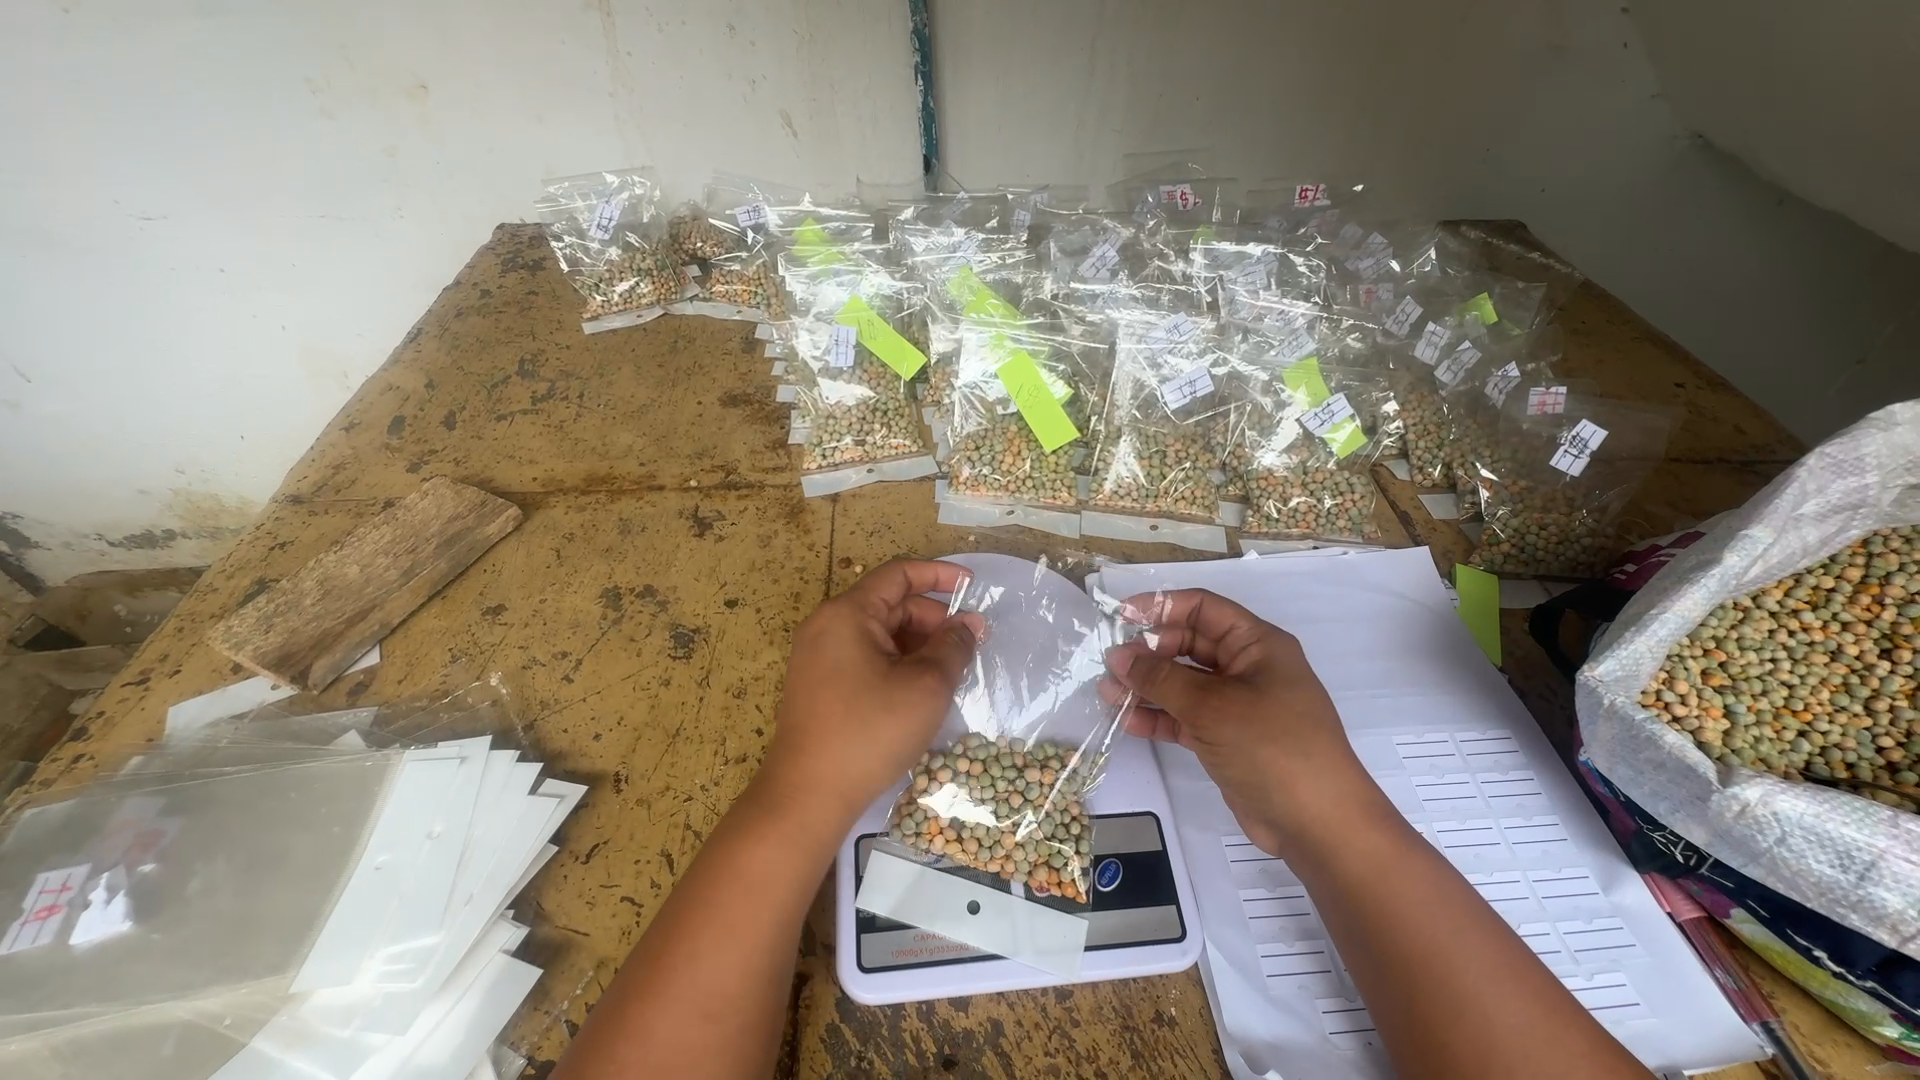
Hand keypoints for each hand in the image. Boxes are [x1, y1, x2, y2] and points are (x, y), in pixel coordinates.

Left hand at [761, 560, 983, 826]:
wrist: (807, 794)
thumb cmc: (870, 732)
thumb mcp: (926, 686)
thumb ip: (952, 647)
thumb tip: (967, 626)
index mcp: (848, 613)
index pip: (899, 574)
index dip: (940, 575)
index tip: (973, 587)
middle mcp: (828, 626)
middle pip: (890, 605)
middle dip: (934, 619)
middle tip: (972, 645)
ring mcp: (819, 657)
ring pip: (880, 635)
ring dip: (919, 644)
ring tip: (952, 671)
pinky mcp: (820, 685)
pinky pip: (866, 658)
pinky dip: (898, 663)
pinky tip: (922, 689)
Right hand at [1100, 588, 1377, 855]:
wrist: (1317, 823)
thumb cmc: (1271, 746)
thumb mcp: (1211, 705)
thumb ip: (1160, 677)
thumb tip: (1117, 656)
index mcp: (1257, 645)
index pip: (1202, 609)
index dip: (1160, 607)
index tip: (1119, 618)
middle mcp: (1248, 668)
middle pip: (1189, 645)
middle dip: (1149, 652)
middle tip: (1110, 666)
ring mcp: (1238, 705)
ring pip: (1184, 684)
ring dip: (1147, 686)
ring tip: (1108, 694)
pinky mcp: (1228, 739)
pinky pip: (1186, 717)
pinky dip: (1159, 717)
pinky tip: (1129, 721)